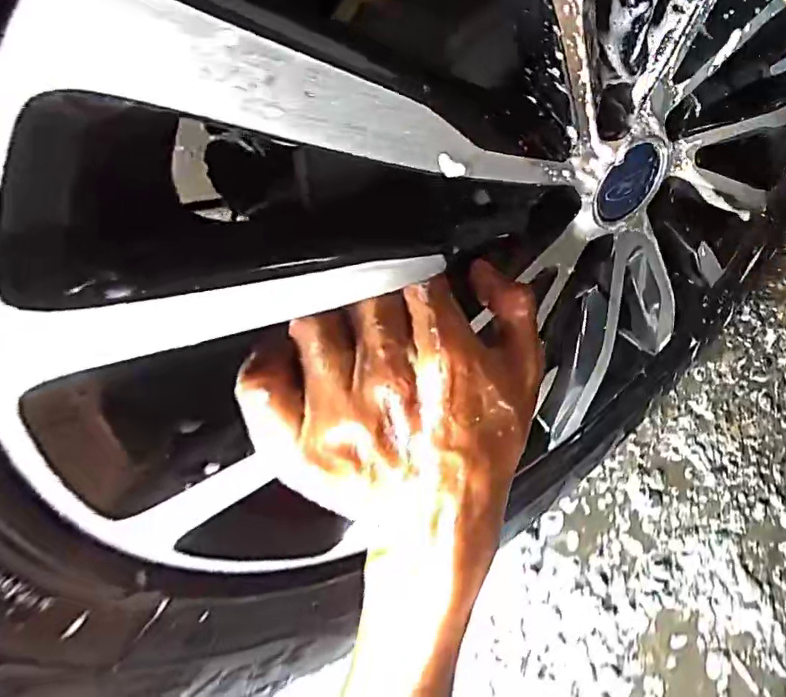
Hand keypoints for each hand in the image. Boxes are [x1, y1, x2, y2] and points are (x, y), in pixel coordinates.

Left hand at [234, 260, 544, 546]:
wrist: (444, 517)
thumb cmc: (483, 446)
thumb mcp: (524, 370)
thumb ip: (514, 308)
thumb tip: (484, 273)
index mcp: (445, 355)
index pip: (418, 278)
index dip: (423, 269)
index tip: (426, 279)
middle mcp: (388, 377)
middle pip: (365, 292)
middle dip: (382, 287)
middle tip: (393, 304)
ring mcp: (336, 410)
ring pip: (313, 320)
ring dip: (334, 313)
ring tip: (350, 325)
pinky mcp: (297, 442)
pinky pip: (261, 379)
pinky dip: (271, 355)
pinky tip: (294, 351)